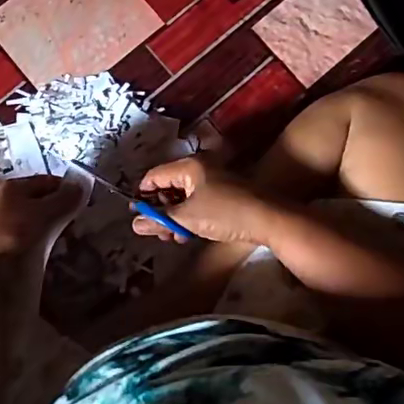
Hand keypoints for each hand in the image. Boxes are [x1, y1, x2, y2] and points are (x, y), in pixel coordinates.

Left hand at [0, 175, 89, 259]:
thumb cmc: (13, 235)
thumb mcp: (42, 213)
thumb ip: (64, 200)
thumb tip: (83, 184)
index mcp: (14, 188)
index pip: (48, 182)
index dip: (68, 188)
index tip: (90, 201)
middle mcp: (11, 207)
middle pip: (44, 205)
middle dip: (66, 213)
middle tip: (88, 222)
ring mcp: (12, 233)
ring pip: (43, 227)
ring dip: (61, 233)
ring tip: (82, 242)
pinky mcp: (13, 257)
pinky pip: (40, 248)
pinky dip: (52, 251)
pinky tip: (66, 258)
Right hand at [131, 156, 277, 244]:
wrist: (270, 219)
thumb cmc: (225, 213)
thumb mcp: (187, 218)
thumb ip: (159, 219)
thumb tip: (134, 223)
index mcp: (188, 166)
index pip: (154, 175)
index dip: (143, 195)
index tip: (137, 215)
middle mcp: (199, 167)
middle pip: (168, 186)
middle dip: (160, 209)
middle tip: (157, 231)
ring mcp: (212, 179)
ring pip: (182, 196)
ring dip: (174, 216)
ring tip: (173, 237)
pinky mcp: (223, 192)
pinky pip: (197, 201)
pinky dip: (189, 215)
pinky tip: (188, 234)